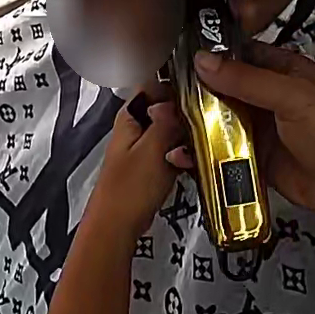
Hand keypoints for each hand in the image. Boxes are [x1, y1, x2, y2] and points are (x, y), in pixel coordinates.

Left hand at [86, 99, 185, 238]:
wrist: (116, 228)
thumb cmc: (129, 189)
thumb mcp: (153, 149)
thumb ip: (167, 120)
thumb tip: (177, 97)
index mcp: (130, 115)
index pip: (155, 85)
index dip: (176, 89)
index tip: (198, 98)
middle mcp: (136, 126)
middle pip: (168, 108)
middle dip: (185, 118)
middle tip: (196, 132)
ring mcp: (145, 145)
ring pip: (174, 131)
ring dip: (186, 140)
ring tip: (189, 155)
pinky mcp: (153, 163)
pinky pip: (175, 151)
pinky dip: (183, 156)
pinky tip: (188, 166)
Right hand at [176, 43, 314, 218]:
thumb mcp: (293, 99)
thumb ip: (249, 79)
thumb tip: (206, 61)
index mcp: (282, 70)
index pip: (238, 53)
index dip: (209, 54)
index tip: (177, 58)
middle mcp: (266, 96)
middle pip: (220, 87)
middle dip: (191, 91)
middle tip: (162, 93)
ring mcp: (257, 126)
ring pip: (215, 119)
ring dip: (190, 121)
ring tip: (164, 121)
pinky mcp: (251, 156)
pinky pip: (218, 150)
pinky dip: (198, 152)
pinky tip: (182, 153)